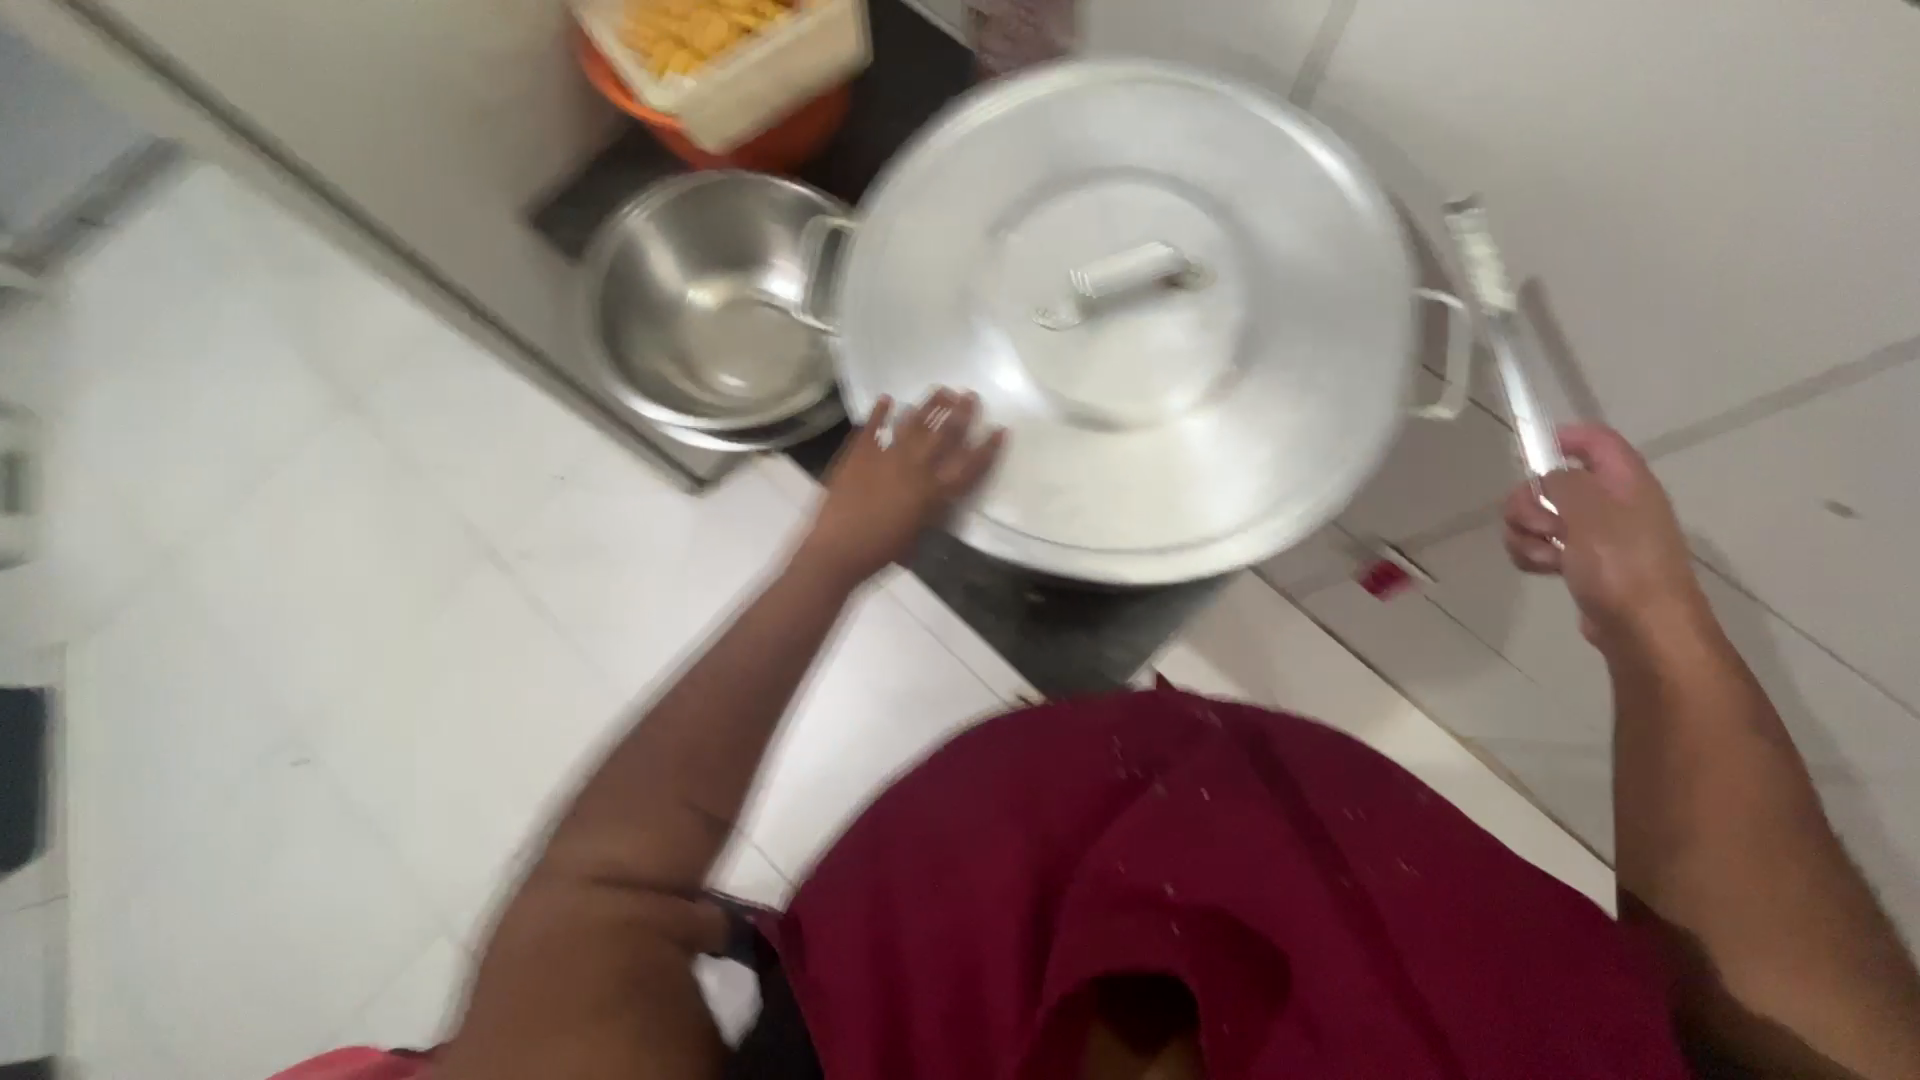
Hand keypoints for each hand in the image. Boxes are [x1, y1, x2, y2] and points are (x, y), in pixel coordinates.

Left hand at [793, 388, 1005, 587]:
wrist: (836, 552)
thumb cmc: (880, 554)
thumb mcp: (917, 537)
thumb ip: (930, 512)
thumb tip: (938, 497)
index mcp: (933, 494)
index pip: (968, 466)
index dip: (987, 448)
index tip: (999, 428)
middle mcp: (915, 469)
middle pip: (943, 435)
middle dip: (960, 413)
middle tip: (970, 394)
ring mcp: (885, 458)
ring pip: (913, 425)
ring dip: (928, 406)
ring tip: (940, 390)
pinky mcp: (858, 455)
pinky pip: (872, 427)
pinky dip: (879, 412)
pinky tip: (887, 399)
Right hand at [1503, 423, 1708, 647]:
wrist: (1641, 627)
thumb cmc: (1621, 566)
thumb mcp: (1590, 513)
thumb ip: (1564, 483)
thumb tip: (1548, 477)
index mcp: (1624, 483)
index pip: (1596, 441)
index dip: (1563, 438)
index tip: (1530, 453)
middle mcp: (1610, 503)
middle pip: (1552, 482)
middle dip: (1529, 502)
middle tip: (1539, 524)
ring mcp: (1594, 534)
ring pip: (1538, 517)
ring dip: (1526, 533)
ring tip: (1544, 555)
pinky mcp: (1579, 562)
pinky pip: (1539, 545)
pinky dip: (1532, 554)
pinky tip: (1542, 569)